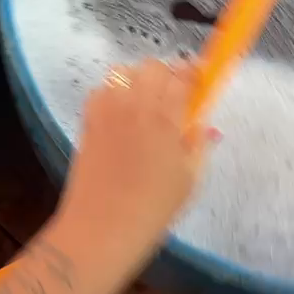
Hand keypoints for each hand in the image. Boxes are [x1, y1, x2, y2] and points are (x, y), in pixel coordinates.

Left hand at [54, 60, 216, 263]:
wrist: (101, 227)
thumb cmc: (152, 209)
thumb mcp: (189, 180)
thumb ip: (199, 145)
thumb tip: (205, 126)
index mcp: (166, 117)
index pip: (183, 75)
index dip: (194, 71)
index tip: (201, 75)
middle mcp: (135, 103)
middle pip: (153, 66)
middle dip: (167, 75)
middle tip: (174, 97)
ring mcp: (108, 107)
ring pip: (125, 71)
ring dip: (139, 80)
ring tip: (145, 104)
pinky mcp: (87, 116)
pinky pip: (103, 89)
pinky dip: (113, 93)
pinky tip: (120, 116)